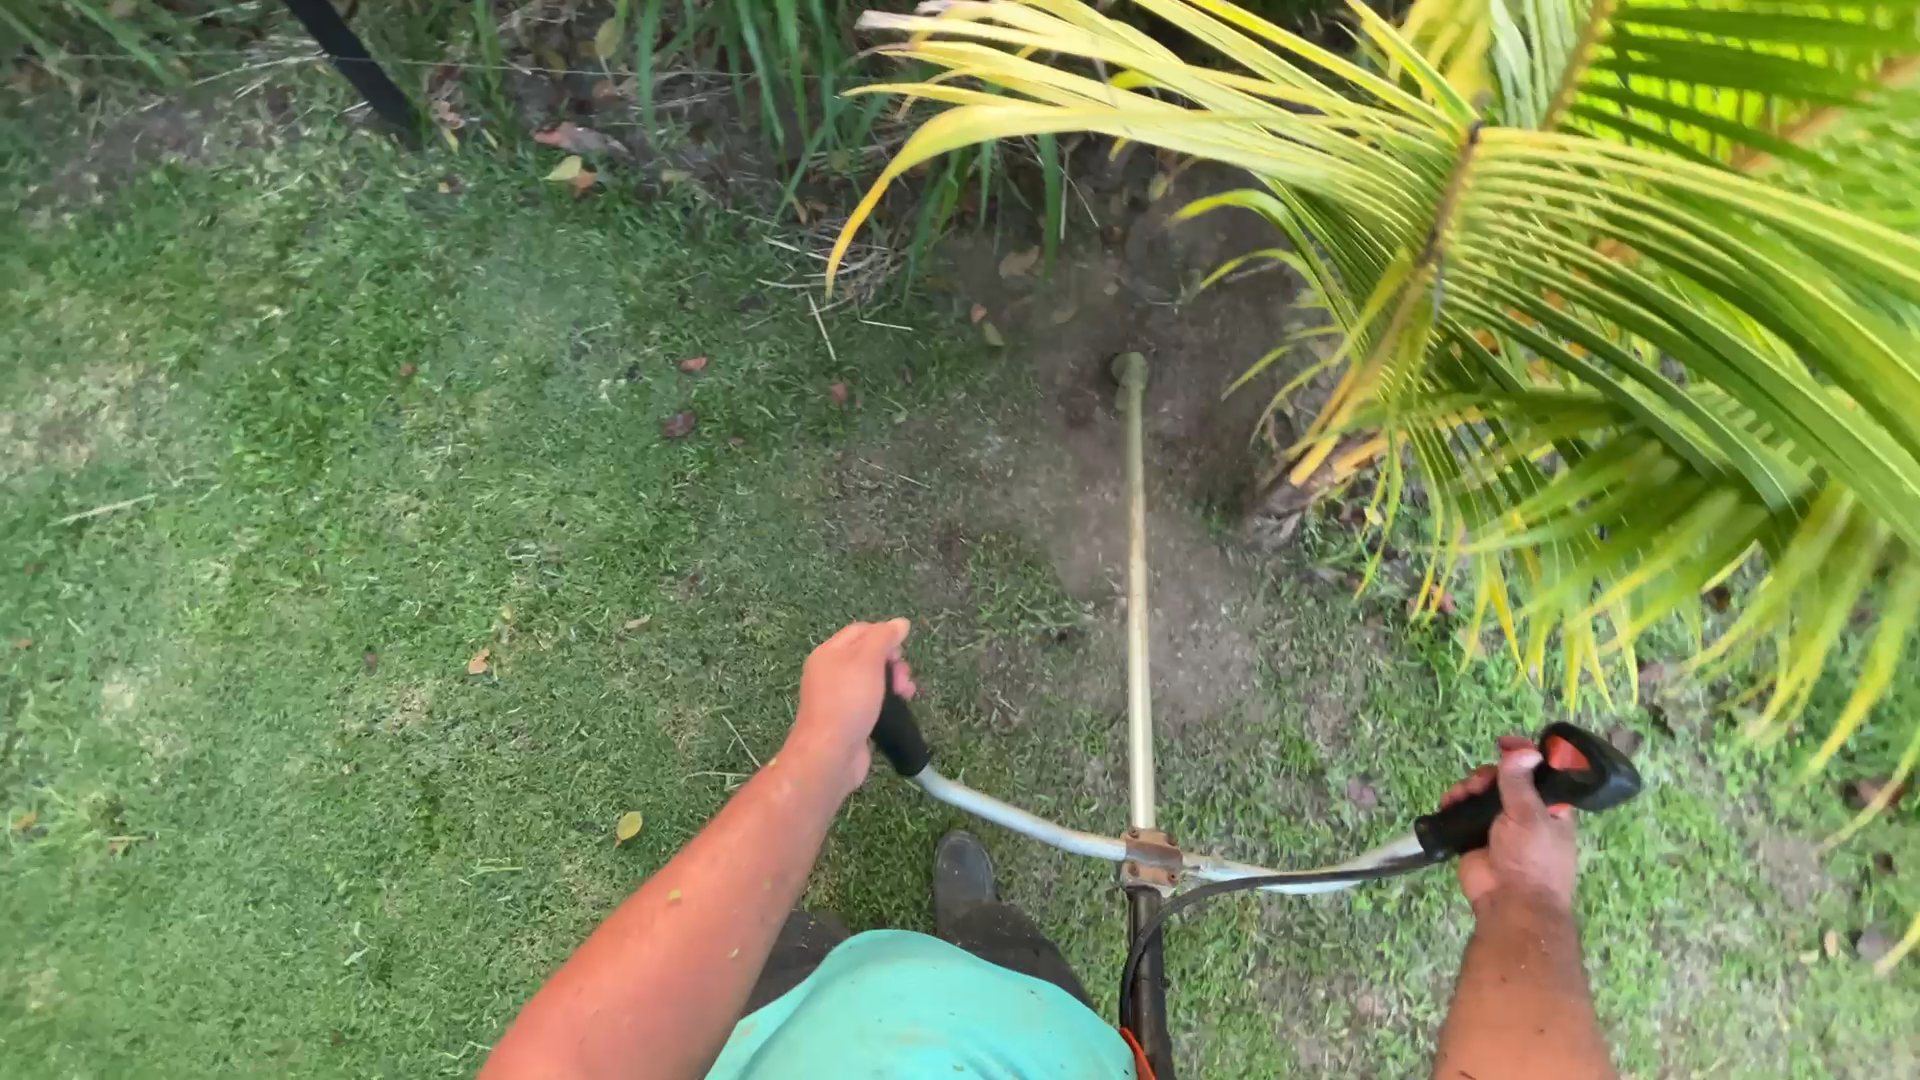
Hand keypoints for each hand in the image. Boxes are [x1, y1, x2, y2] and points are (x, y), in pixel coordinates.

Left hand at [782, 619, 915, 798]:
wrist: (830, 754)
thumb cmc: (848, 700)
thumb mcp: (867, 660)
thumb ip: (884, 637)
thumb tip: (900, 623)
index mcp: (829, 653)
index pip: (861, 631)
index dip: (884, 635)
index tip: (901, 650)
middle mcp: (831, 672)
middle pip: (869, 655)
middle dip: (893, 662)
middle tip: (903, 677)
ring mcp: (840, 697)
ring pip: (874, 679)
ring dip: (895, 682)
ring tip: (907, 694)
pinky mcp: (850, 719)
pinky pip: (873, 701)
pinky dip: (888, 701)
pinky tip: (900, 708)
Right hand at [1438, 735, 1577, 914]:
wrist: (1509, 901)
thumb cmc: (1531, 859)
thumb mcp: (1529, 816)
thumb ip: (1520, 782)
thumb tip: (1525, 749)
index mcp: (1550, 809)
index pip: (1539, 772)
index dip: (1523, 754)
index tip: (1503, 743)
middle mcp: (1525, 813)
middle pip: (1503, 779)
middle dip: (1486, 776)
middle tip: (1478, 784)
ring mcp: (1498, 825)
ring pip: (1479, 793)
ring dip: (1466, 788)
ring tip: (1458, 798)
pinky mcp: (1475, 834)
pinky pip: (1462, 809)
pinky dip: (1453, 803)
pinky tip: (1448, 805)